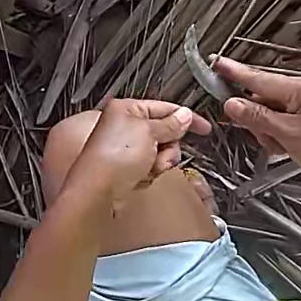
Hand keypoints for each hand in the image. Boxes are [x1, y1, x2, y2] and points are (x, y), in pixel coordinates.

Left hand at [60, 98, 210, 208]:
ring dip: (160, 162)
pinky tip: (140, 177)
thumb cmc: (113, 157)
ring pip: (161, 153)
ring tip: (148, 167)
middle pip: (165, 133)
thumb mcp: (149, 132)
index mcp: (126, 110)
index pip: (164, 108)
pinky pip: (151, 169)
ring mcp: (125, 149)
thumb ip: (171, 124)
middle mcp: (124, 127)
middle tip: (160, 152)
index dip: (185, 117)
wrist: (97, 192)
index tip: (203, 127)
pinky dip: (150, 174)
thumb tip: (185, 116)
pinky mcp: (126, 169)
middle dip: (168, 147)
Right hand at [215, 57, 300, 190]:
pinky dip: (282, 135)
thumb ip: (257, 118)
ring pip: (273, 112)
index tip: (217, 63)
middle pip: (264, 98)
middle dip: (257, 119)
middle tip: (263, 136)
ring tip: (283, 147)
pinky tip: (290, 148)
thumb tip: (233, 105)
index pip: (258, 78)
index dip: (234, 73)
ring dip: (270, 131)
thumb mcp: (288, 135)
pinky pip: (286, 121)